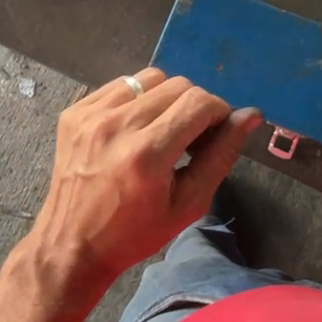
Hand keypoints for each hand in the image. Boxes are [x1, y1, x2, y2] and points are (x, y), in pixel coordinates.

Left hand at [27, 68, 260, 293]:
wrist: (71, 244)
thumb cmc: (135, 232)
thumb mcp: (189, 203)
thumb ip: (221, 155)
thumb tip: (250, 115)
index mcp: (147, 153)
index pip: (200, 102)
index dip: (219, 114)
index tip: (214, 136)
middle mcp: (117, 125)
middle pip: (178, 85)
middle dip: (195, 107)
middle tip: (190, 139)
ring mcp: (91, 115)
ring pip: (151, 78)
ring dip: (166, 99)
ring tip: (161, 130)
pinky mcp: (74, 111)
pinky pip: (121, 84)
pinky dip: (137, 99)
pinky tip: (134, 128)